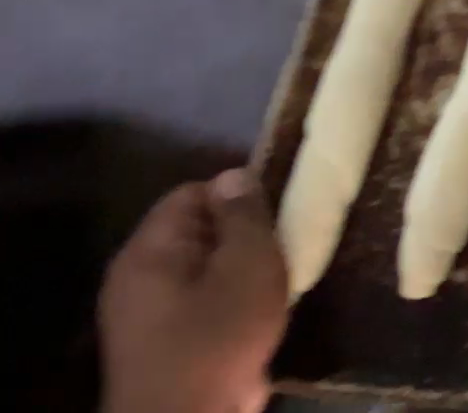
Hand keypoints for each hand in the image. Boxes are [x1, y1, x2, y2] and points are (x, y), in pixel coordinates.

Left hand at [98, 169, 288, 412]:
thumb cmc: (220, 331)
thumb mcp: (247, 263)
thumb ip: (243, 216)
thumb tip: (235, 175)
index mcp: (150, 251)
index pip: (192, 192)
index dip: (239, 190)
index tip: (281, 203)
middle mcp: (138, 274)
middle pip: (198, 226)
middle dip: (246, 226)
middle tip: (288, 235)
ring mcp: (148, 307)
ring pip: (205, 259)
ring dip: (244, 259)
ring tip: (282, 266)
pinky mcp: (165, 333)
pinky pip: (203, 289)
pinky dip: (234, 286)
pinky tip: (265, 297)